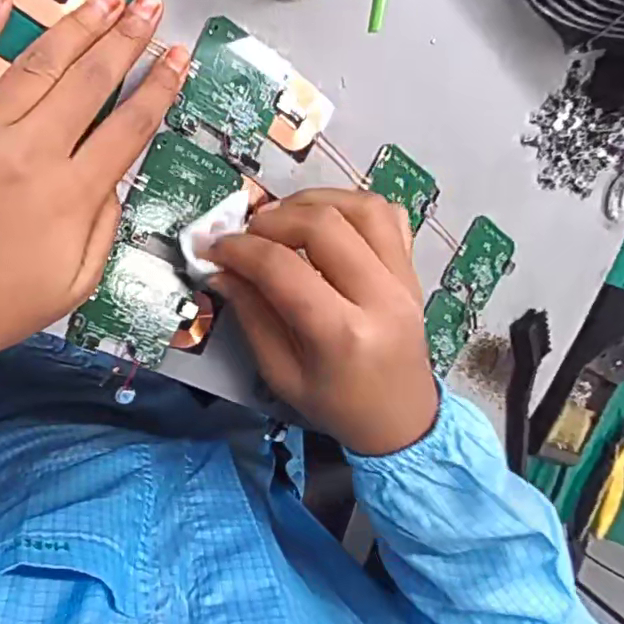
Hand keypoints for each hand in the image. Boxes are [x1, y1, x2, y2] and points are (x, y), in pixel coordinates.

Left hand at [0, 0, 190, 387]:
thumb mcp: (74, 285)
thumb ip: (104, 225)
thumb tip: (115, 173)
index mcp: (70, 196)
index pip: (129, 126)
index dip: (160, 86)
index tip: (178, 55)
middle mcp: (29, 153)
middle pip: (89, 81)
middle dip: (126, 37)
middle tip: (149, 2)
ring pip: (35, 63)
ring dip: (76, 24)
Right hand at [205, 189, 438, 455]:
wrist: (402, 421)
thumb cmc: (335, 406)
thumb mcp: (280, 373)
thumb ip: (251, 315)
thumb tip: (221, 270)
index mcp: (341, 334)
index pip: (282, 268)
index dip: (239, 250)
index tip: (212, 249)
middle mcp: (380, 297)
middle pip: (323, 225)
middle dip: (271, 220)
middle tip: (245, 235)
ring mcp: (404, 279)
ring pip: (361, 207)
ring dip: (311, 202)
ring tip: (279, 218)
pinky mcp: (412, 271)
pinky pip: (387, 216)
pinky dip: (349, 205)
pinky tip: (321, 220)